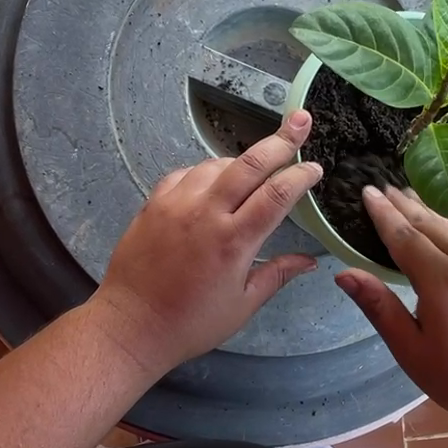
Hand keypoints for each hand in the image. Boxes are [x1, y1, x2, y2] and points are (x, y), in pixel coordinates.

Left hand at [92, 111, 324, 376]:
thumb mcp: (243, 305)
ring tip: (256, 168)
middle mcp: (205, 213)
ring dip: (241, 161)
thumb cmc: (191, 323)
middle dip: (280, 140)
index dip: (301, 176)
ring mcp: (176, 204)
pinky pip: (185, 174)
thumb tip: (311, 260)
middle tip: (301, 121)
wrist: (131, 326)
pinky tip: (212, 182)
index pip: (277, 194)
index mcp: (233, 241)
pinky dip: (205, 172)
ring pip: (216, 164)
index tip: (316, 168)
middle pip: (249, 163)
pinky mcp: (153, 203)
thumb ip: (277, 274)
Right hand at [336, 187, 447, 429]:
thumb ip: (378, 306)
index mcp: (442, 281)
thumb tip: (343, 273)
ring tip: (411, 198)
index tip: (367, 192)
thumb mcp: (411, 350)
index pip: (404, 237)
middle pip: (430, 224)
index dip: (383, 214)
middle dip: (404, 205)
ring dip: (431, 212)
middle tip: (384, 187)